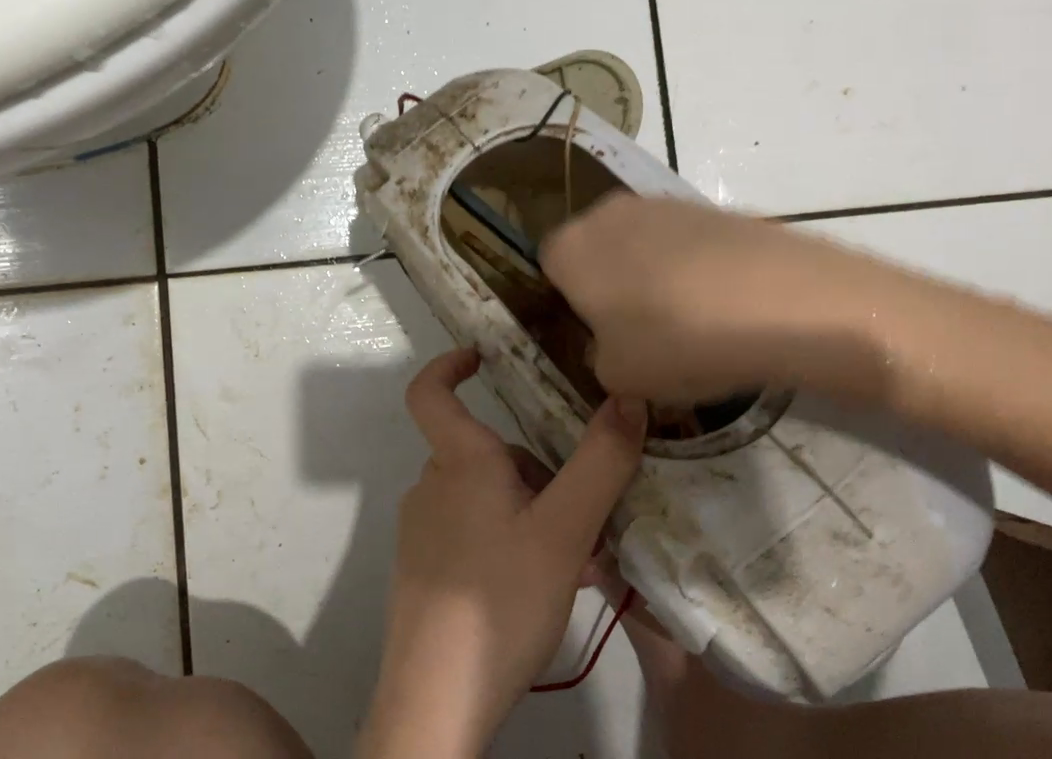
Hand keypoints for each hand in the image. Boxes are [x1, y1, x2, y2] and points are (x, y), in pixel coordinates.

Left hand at [359, 348, 645, 757]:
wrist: (438, 695)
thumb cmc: (502, 597)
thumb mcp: (566, 530)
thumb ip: (600, 462)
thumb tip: (627, 396)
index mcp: (459, 463)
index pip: (430, 392)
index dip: (450, 365)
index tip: (483, 356)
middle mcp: (433, 486)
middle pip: (490, 456)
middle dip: (543, 477)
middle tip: (592, 522)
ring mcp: (423, 530)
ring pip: (491, 501)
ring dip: (538, 519)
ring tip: (581, 567)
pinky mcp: (425, 570)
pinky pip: (476, 536)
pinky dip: (514, 547)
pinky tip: (547, 591)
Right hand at [540, 194, 930, 406]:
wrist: (781, 302)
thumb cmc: (677, 342)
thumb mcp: (617, 377)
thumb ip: (598, 357)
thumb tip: (611, 342)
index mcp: (568, 248)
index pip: (548, 269)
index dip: (569, 304)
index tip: (596, 335)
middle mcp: (606, 213)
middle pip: (595, 250)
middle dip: (609, 285)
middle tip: (639, 331)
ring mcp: (662, 203)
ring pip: (640, 244)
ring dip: (652, 275)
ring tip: (689, 321)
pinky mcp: (710, 206)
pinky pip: (684, 242)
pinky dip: (693, 268)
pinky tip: (722, 305)